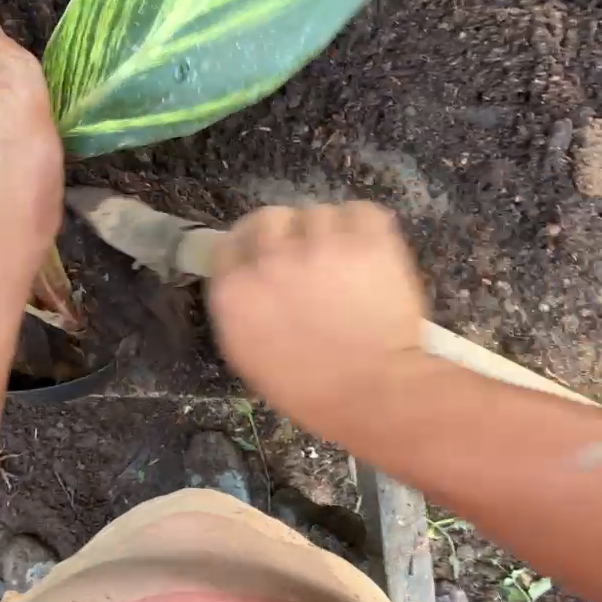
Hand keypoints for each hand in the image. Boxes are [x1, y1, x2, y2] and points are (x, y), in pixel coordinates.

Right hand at [208, 202, 427, 427]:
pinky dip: (360, 224)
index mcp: (234, 290)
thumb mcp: (246, 353)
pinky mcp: (368, 240)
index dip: (246, 249)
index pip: (229, 245)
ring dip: (324, 232)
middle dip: (281, 233)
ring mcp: (320, 245)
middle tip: (300, 253)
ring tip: (339, 259)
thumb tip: (245, 282)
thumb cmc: (305, 386)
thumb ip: (238, 309)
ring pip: (316, 213)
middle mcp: (270, 259)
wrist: (372, 390)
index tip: (259, 258)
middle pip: (267, 218)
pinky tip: (363, 249)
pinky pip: (359, 210)